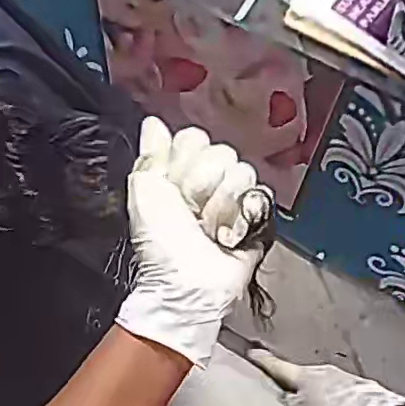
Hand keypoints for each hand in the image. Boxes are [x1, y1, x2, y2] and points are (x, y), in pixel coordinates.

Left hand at [116, 117, 269, 366]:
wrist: (184, 282)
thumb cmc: (161, 246)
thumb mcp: (143, 195)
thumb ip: (151, 156)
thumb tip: (153, 123)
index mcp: (182, 173)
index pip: (194, 138)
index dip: (184, 162)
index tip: (174, 189)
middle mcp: (210, 183)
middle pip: (221, 152)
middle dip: (201, 184)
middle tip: (191, 213)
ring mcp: (235, 200)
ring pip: (242, 172)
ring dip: (220, 205)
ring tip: (208, 229)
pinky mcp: (257, 219)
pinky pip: (260, 196)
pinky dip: (241, 217)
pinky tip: (226, 237)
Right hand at [273, 359, 404, 405]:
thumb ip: (289, 403)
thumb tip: (286, 397)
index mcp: (303, 375)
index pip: (277, 367)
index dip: (264, 362)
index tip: (254, 354)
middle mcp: (322, 370)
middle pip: (301, 374)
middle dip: (294, 382)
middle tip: (287, 393)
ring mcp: (341, 376)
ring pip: (321, 382)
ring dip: (316, 393)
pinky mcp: (357, 386)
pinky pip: (337, 391)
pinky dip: (333, 398)